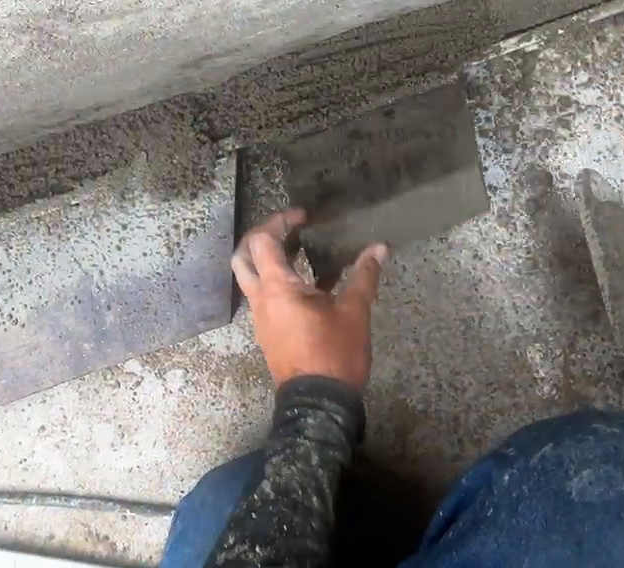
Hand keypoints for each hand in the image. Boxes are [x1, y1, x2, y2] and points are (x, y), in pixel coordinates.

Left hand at [230, 209, 389, 390]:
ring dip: (269, 258)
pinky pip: (264, 295)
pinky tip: (311, 282)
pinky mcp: (268, 331)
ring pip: (251, 277)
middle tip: (289, 229)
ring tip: (301, 250)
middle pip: (244, 256)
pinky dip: (279, 280)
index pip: (262, 241)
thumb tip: (379, 248)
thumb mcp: (354, 312)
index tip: (304, 217)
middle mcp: (260, 299)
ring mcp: (261, 317)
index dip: (280, 221)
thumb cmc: (333, 354)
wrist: (318, 405)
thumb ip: (364, 275)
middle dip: (262, 236)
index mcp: (276, 288)